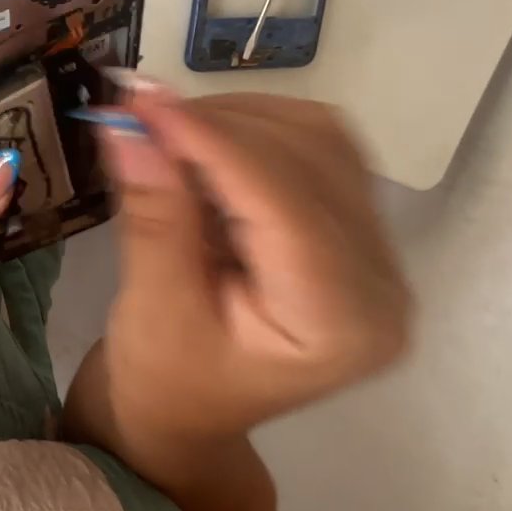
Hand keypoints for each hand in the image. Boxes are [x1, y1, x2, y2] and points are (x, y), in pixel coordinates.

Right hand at [93, 80, 411, 441]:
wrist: (185, 411)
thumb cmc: (164, 379)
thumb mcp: (152, 308)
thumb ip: (153, 217)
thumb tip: (129, 128)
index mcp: (341, 323)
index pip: (285, 203)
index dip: (212, 141)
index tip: (139, 100)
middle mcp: (382, 281)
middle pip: (314, 158)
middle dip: (219, 124)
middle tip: (136, 114)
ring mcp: (375, 251)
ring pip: (319, 139)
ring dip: (235, 119)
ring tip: (163, 133)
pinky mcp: (349, 229)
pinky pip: (312, 148)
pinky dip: (249, 130)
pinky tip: (198, 145)